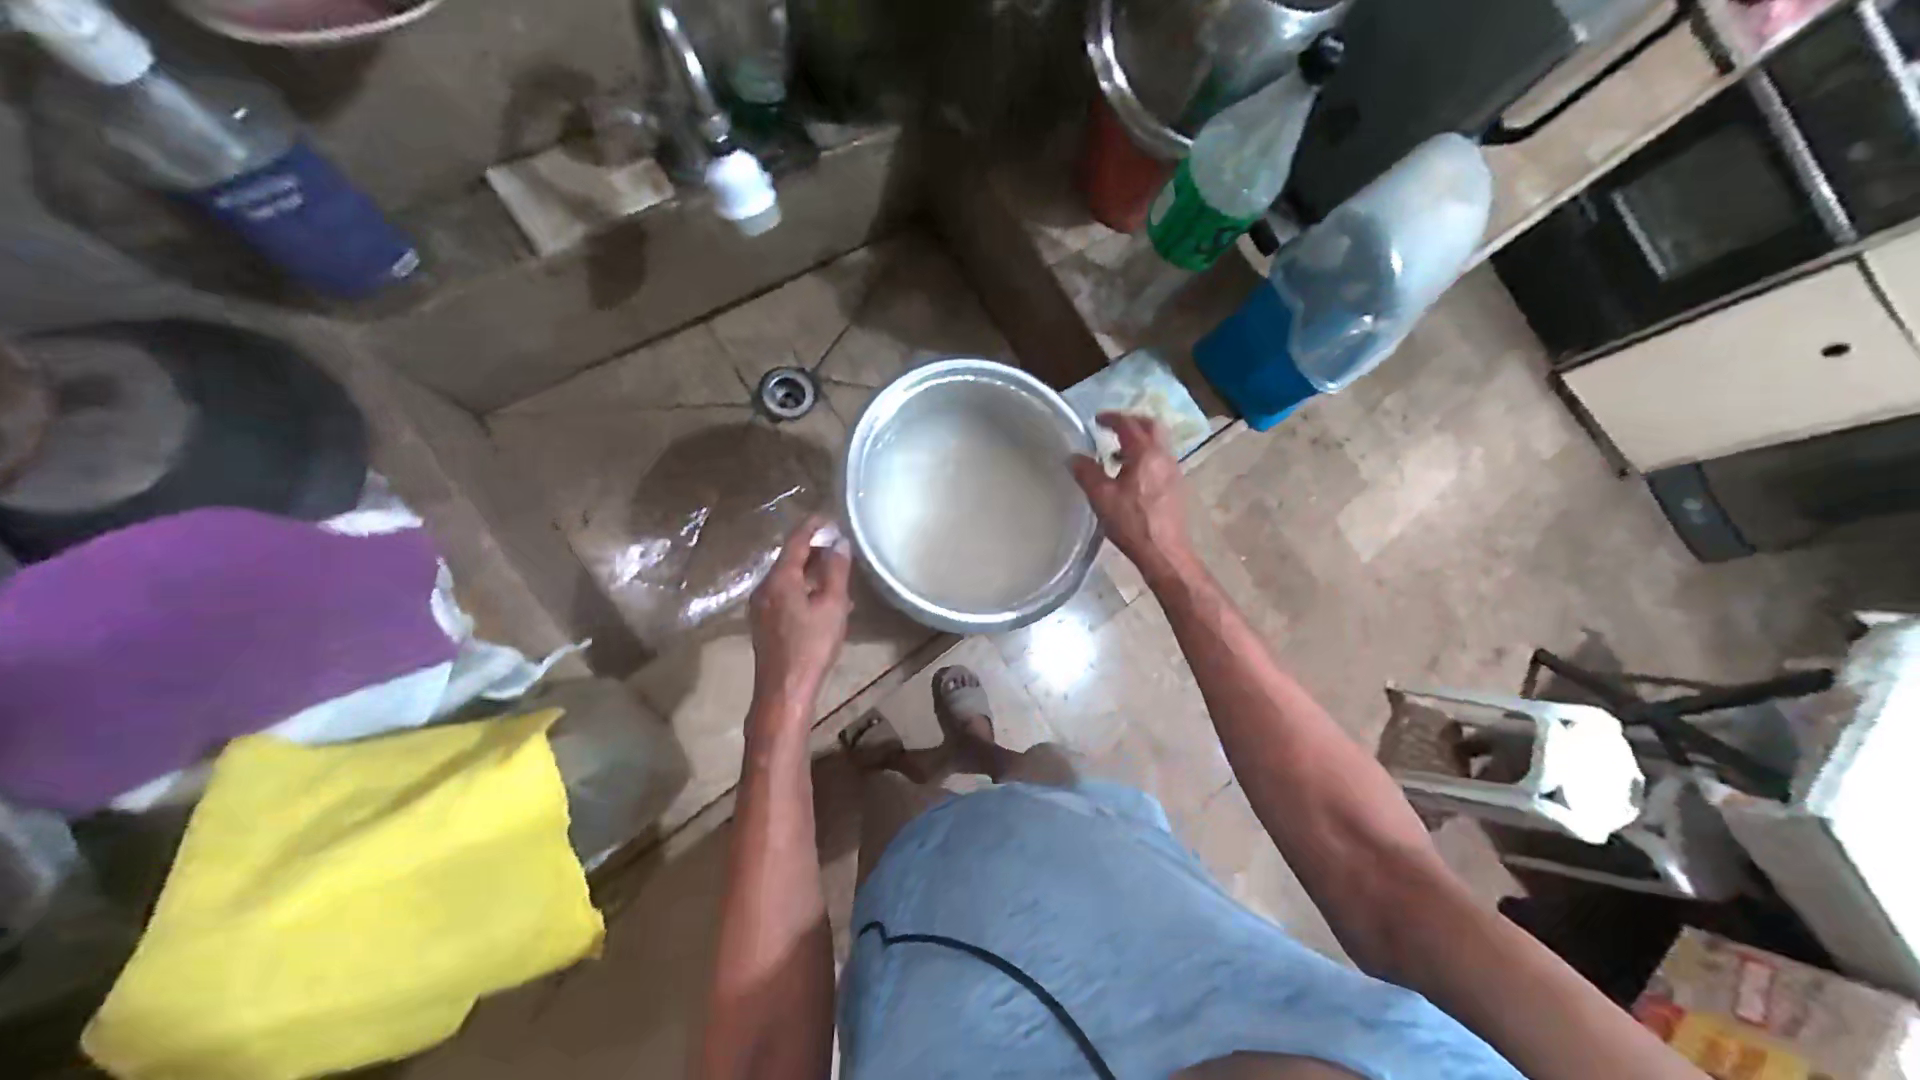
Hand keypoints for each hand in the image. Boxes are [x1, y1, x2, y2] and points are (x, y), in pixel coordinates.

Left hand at [749, 516, 853, 714]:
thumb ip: (836, 571)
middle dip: (813, 548)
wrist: (784, 690)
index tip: (829, 517)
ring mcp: (760, 606)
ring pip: (786, 577)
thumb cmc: (812, 647)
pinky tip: (821, 598)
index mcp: (780, 579)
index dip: (813, 526)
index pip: (796, 541)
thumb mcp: (832, 606)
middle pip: (789, 558)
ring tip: (835, 571)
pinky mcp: (763, 622)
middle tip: (838, 544)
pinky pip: (783, 593)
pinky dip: (802, 587)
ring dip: (809, 570)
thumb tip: (838, 543)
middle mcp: (764, 588)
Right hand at [1070, 412, 1193, 581]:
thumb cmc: (1131, 522)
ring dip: (1138, 441)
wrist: (1164, 551)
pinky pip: (1160, 460)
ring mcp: (1173, 471)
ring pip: (1158, 443)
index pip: (1129, 424)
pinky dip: (1145, 457)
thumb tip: (1073, 456)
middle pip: (1151, 426)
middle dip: (1131, 422)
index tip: (1097, 420)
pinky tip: (1131, 476)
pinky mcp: (1176, 487)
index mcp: (1145, 454)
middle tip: (1112, 428)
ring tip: (1116, 454)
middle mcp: (1163, 456)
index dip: (1112, 418)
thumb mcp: (1101, 497)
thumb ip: (1086, 472)